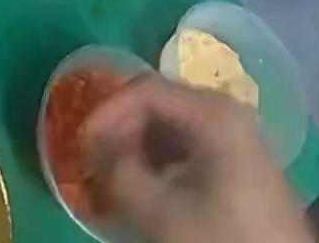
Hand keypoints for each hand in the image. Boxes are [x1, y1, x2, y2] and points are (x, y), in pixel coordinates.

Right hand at [81, 77, 312, 242]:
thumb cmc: (225, 240)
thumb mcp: (166, 215)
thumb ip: (123, 177)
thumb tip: (98, 152)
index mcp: (213, 110)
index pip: (148, 89)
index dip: (109, 111)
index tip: (81, 141)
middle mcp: (225, 110)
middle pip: (161, 103)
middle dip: (123, 129)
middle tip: (93, 159)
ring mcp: (235, 135)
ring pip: (173, 126)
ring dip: (139, 147)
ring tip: (113, 176)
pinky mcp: (237, 162)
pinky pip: (188, 146)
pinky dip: (160, 161)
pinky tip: (144, 188)